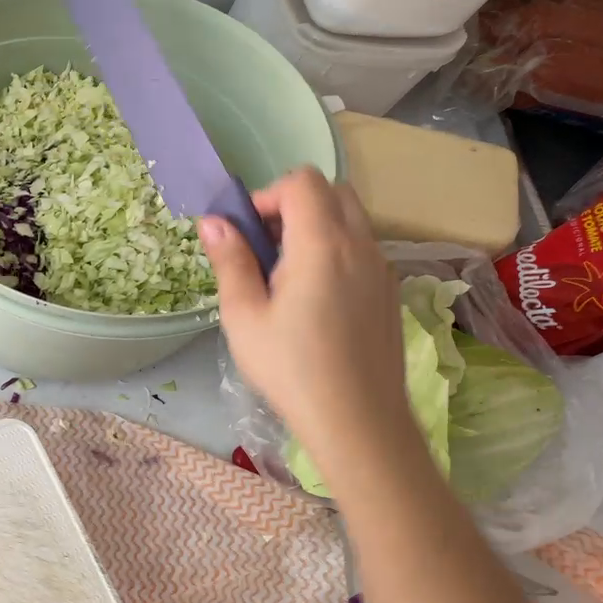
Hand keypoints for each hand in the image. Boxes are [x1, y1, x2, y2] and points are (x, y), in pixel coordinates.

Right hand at [200, 168, 418, 461]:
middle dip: (291, 205)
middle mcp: (361, 246)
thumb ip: (231, 262)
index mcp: (322, 246)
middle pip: (332, 192)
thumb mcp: (242, 315)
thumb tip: (213, 222)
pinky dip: (331, 250)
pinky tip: (307, 296)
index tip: (243, 233)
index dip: (266, 196)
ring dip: (312, 227)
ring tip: (279, 274)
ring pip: (350, 219)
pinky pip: (361, 247)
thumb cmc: (289, 367)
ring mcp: (381, 268)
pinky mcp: (388, 290)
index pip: (302, 183)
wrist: (357, 419)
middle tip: (260, 247)